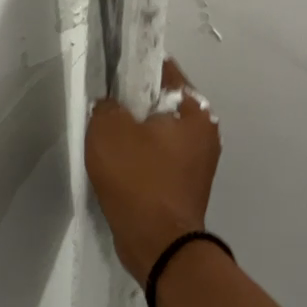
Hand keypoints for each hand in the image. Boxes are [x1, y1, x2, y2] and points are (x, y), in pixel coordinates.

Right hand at [86, 59, 221, 280]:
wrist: (156, 241)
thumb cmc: (136, 176)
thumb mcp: (108, 127)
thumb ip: (107, 104)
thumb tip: (112, 105)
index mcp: (195, 112)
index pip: (164, 70)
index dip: (133, 65)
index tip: (109, 68)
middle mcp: (204, 133)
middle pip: (160, 102)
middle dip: (131, 101)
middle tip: (101, 104)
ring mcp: (197, 162)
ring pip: (157, 131)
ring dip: (133, 130)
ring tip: (103, 135)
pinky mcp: (183, 184)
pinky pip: (156, 156)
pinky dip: (137, 154)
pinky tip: (115, 162)